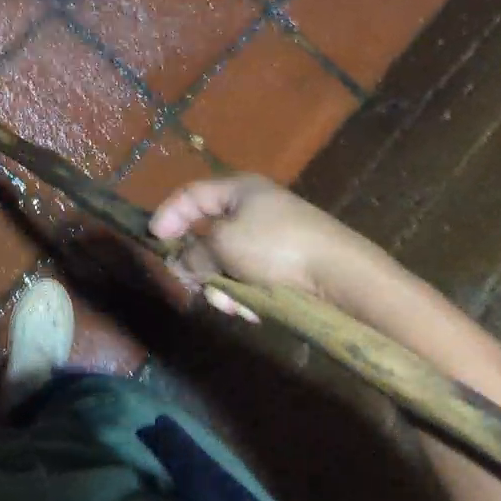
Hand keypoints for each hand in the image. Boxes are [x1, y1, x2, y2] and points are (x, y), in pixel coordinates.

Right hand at [148, 175, 387, 311]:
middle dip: (202, 265)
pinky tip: (255, 311)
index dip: (168, 215)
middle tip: (196, 285)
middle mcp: (255, 208)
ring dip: (225, 286)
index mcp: (239, 190)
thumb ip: (194, 253)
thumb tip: (180, 264)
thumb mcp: (223, 245)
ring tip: (234, 306)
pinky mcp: (290, 265)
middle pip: (209, 235)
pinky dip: (247, 294)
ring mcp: (275, 237)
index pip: (190, 195)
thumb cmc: (276, 248)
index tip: (155, 240)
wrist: (345, 277)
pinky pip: (253, 277)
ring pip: (230, 262)